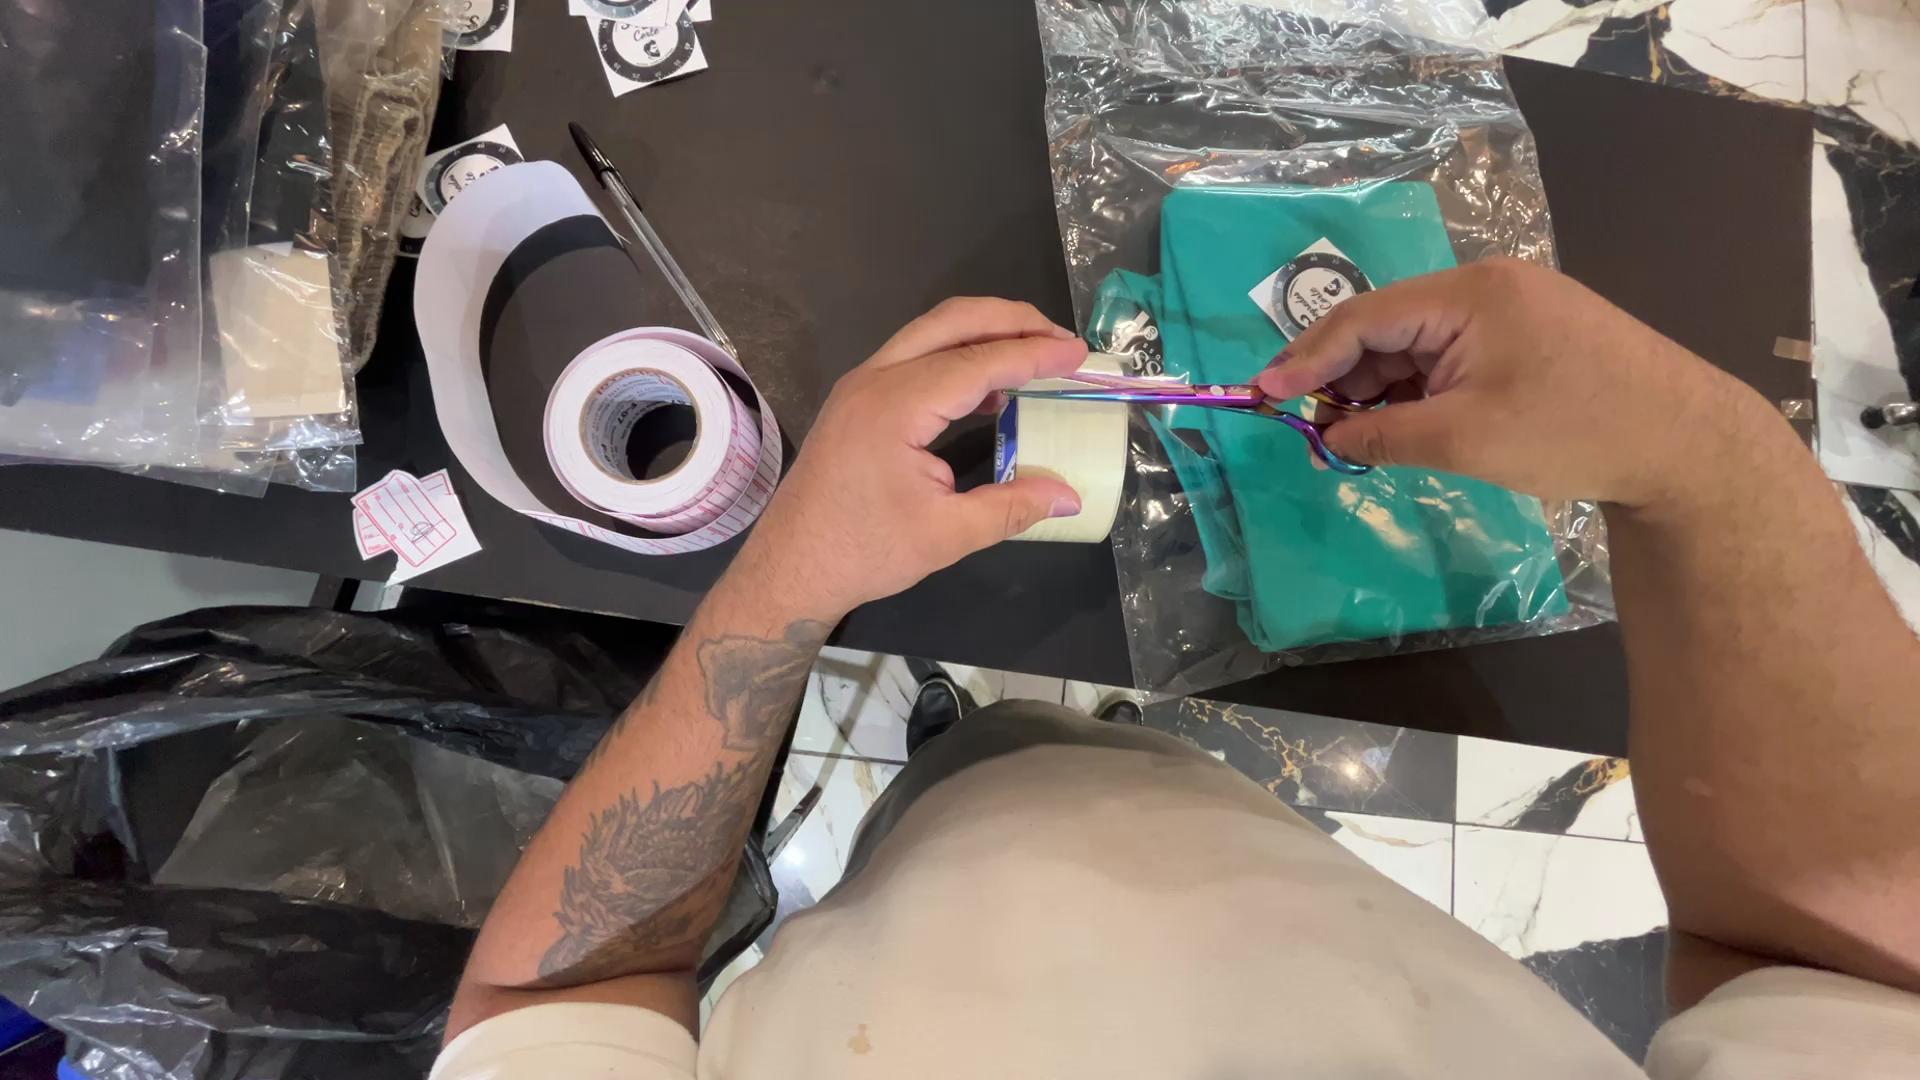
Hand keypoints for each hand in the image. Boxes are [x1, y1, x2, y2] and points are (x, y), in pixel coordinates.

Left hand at [734, 298, 1087, 618]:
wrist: (790, 568)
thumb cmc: (863, 553)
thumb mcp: (946, 535)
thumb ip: (1012, 508)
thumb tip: (1070, 498)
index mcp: (895, 406)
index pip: (978, 362)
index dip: (1034, 354)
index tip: (1078, 354)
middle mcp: (874, 380)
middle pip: (950, 322)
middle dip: (1011, 320)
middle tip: (1059, 339)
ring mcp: (860, 387)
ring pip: (929, 334)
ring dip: (983, 334)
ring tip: (1033, 354)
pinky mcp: (857, 403)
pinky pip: (913, 360)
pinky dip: (956, 359)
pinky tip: (987, 392)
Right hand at [1255, 259, 1768, 507]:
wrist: (1690, 449)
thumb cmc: (1572, 433)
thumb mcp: (1459, 439)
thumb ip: (1376, 435)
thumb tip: (1323, 439)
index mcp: (1468, 295)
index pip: (1361, 319)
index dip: (1304, 358)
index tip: (1261, 394)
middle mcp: (1481, 292)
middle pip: (1380, 331)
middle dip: (1337, 381)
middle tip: (1306, 429)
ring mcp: (1501, 314)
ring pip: (1406, 351)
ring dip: (1370, 394)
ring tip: (1346, 440)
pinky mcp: (1514, 342)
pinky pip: (1437, 364)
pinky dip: (1405, 398)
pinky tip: (1390, 429)